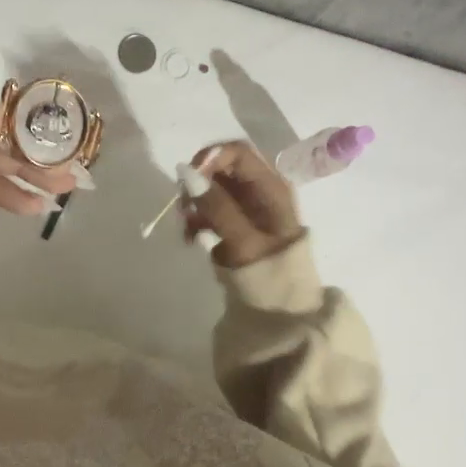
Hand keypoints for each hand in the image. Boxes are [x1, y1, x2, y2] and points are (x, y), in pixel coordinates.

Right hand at [181, 141, 305, 268]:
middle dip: (197, 185)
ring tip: (186, 232)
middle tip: (181, 210)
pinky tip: (192, 239)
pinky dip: (199, 220)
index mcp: (272, 188)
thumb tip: (186, 173)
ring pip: (214, 191)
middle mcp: (262, 192)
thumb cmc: (270, 277)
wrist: (283, 314)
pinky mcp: (238, 227)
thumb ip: (217, 207)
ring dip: (195, 205)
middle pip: (222, 169)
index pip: (237, 152)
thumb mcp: (243, 243)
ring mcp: (250, 210)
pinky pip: (213, 212)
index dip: (209, 158)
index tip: (185, 182)